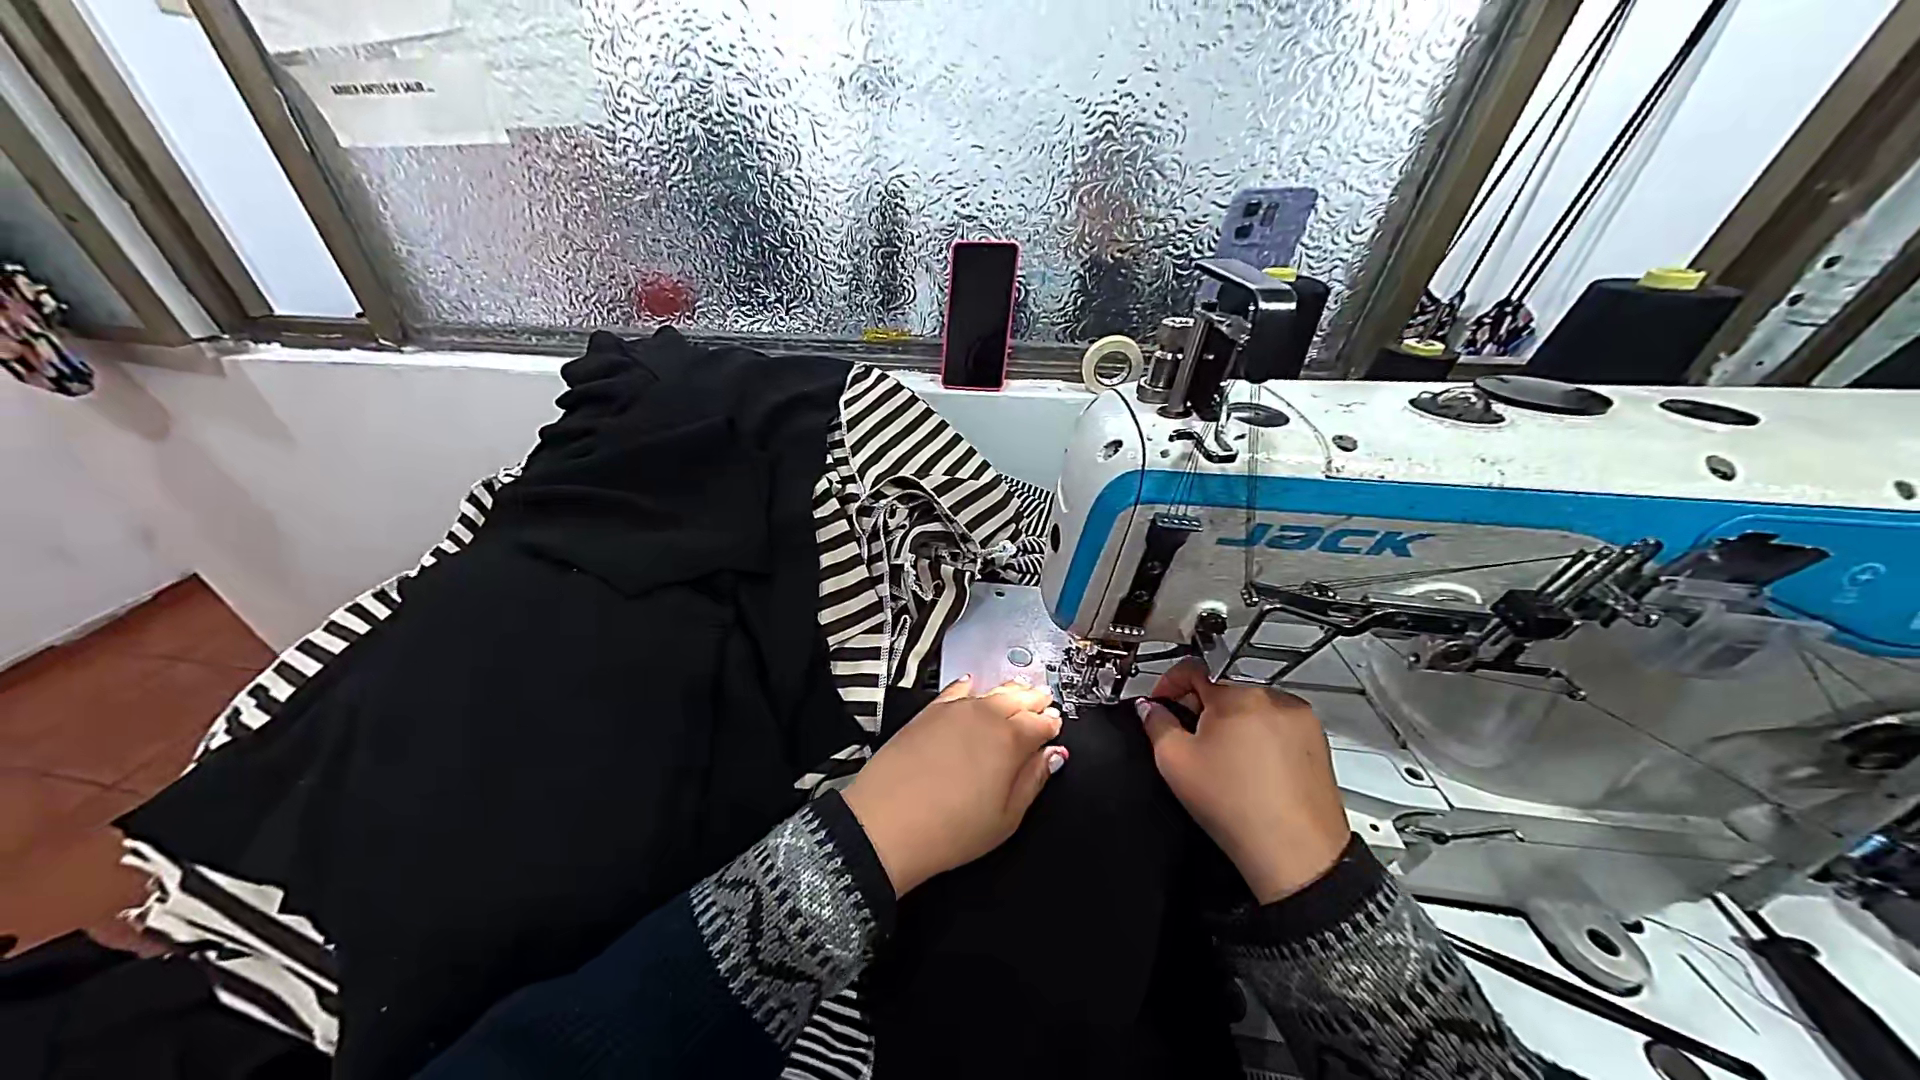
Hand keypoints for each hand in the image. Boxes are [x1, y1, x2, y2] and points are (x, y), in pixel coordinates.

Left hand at [842, 677, 1065, 895]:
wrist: (886, 824)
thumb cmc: (946, 829)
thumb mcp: (1006, 817)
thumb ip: (1033, 781)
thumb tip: (1052, 759)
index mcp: (1010, 740)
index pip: (1041, 724)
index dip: (1052, 726)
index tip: (1055, 728)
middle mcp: (984, 716)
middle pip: (1018, 698)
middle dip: (1034, 699)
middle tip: (1044, 701)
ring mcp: (954, 710)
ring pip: (990, 691)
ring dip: (1008, 691)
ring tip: (1017, 691)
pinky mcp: (928, 712)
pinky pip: (955, 690)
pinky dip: (969, 687)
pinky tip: (972, 685)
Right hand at [1137, 660, 1348, 903]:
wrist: (1294, 853)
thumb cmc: (1240, 810)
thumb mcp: (1174, 762)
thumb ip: (1155, 724)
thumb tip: (1150, 709)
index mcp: (1237, 695)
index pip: (1192, 670)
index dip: (1168, 685)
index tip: (1162, 702)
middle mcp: (1274, 699)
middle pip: (1222, 689)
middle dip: (1199, 708)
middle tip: (1188, 739)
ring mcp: (1299, 720)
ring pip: (1250, 707)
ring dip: (1230, 722)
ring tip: (1222, 762)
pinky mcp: (1315, 741)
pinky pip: (1275, 726)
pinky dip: (1258, 738)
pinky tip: (1248, 771)